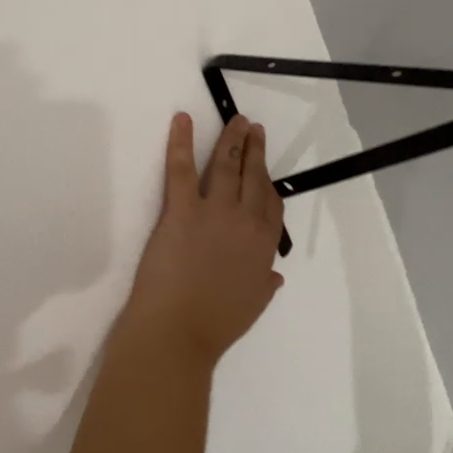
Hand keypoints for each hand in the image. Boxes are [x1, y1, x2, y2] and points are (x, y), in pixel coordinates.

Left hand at [119, 113, 284, 367]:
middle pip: (253, 177)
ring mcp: (214, 211)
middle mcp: (245, 221)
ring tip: (236, 120)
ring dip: (232, 139)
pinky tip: (182, 120)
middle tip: (254, 129)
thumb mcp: (253, 305)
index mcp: (264, 245)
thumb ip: (265, 284)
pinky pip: (181, 168)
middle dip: (255, 150)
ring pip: (226, 165)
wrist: (178, 333)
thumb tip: (275, 275)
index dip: (269, 184)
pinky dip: (180, 141)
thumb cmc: (215, 325)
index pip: (272, 205)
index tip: (265, 172)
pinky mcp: (181, 209)